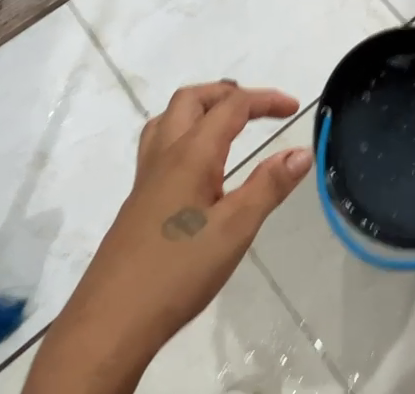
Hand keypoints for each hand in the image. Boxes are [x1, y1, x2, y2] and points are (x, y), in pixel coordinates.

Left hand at [37, 82, 311, 392]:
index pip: (231, 106)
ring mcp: (146, 177)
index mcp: (191, 153)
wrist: (112, 320)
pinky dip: (186, 134)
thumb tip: (302, 151)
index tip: (293, 107)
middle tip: (260, 110)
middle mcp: (164, 154)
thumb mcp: (235, 229)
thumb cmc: (179, 271)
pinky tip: (200, 168)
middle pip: (192, 100)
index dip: (264, 100)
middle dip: (228, 93)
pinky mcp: (139, 200)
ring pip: (169, 119)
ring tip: (229, 126)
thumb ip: (268, 186)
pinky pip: (160, 145)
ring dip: (201, 109)